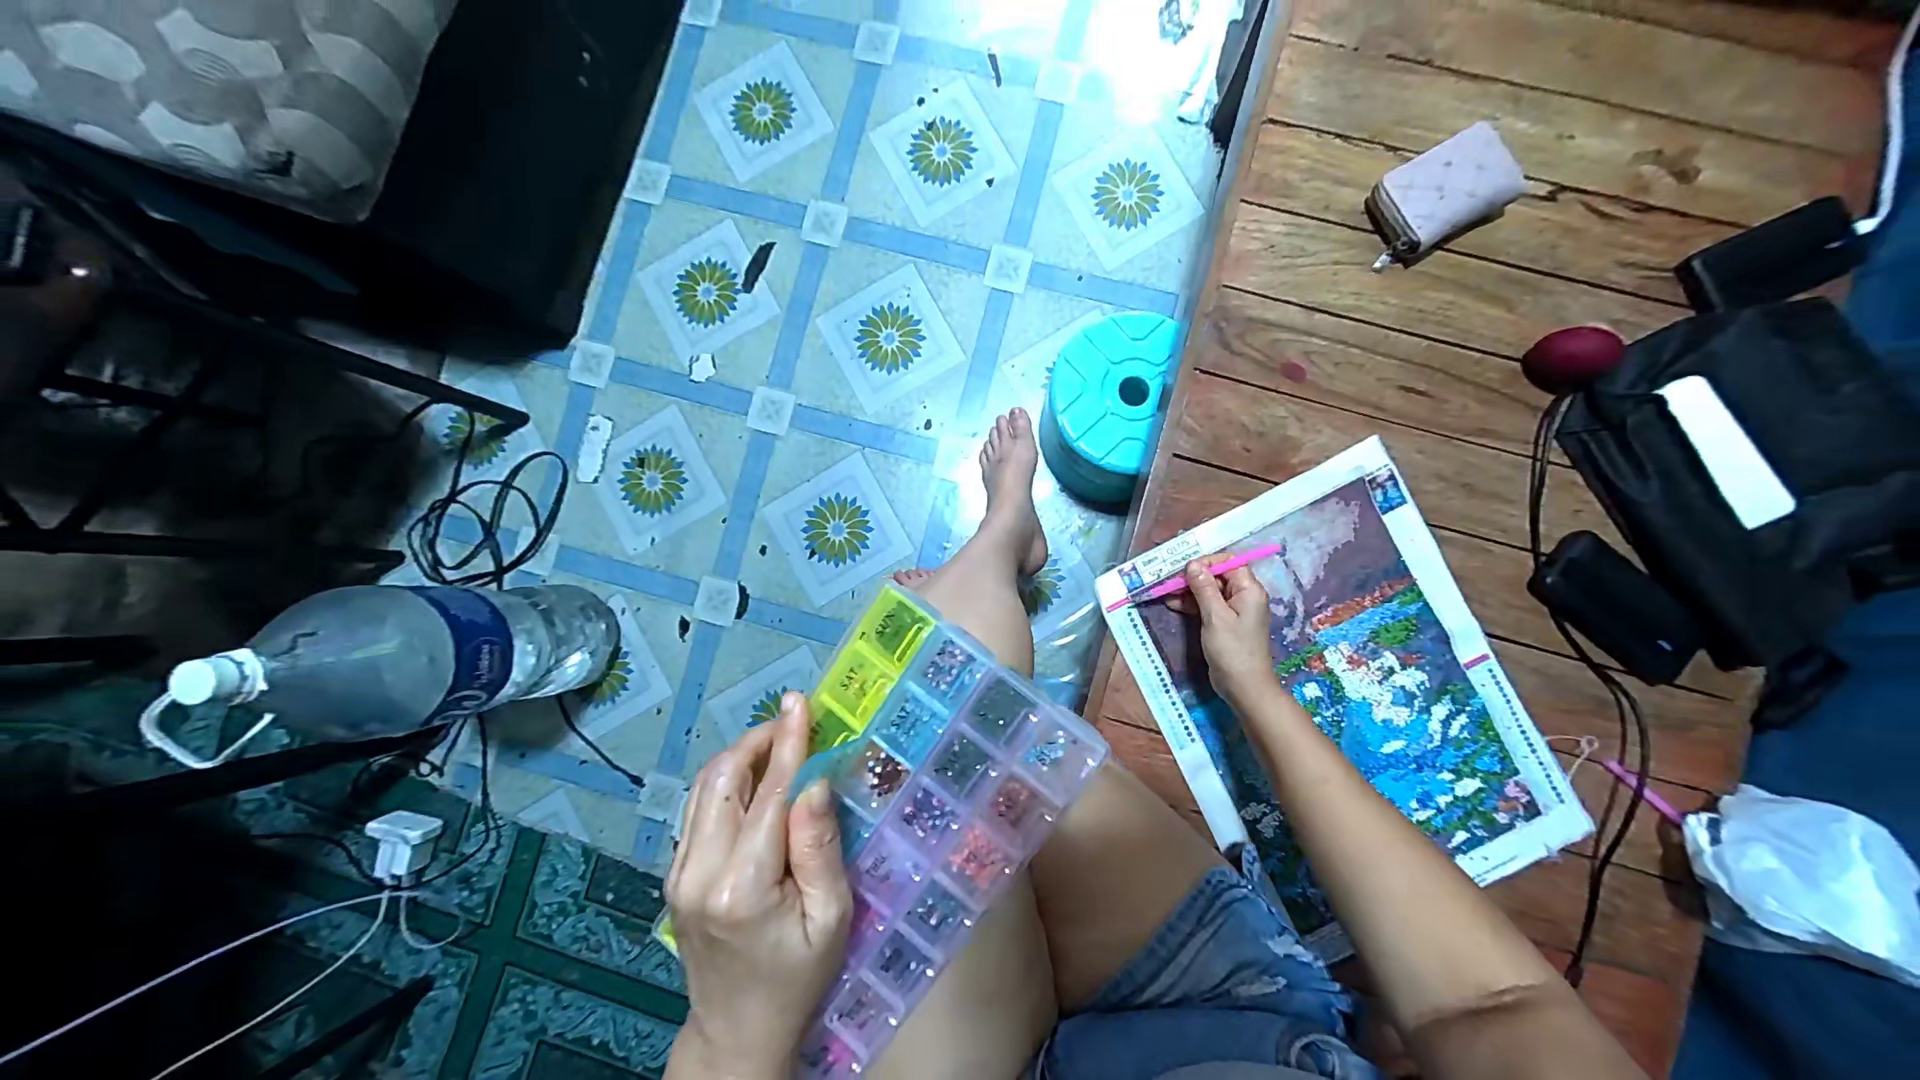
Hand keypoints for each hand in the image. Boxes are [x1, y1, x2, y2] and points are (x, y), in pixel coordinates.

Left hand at [665, 692, 851, 1079]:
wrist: (738, 1027)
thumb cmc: (798, 974)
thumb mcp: (830, 917)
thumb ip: (820, 847)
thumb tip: (815, 781)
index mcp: (742, 887)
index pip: (768, 795)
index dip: (787, 743)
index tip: (800, 703)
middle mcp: (699, 871)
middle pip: (722, 779)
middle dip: (758, 740)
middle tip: (795, 722)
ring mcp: (679, 872)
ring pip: (704, 787)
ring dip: (742, 755)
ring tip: (780, 742)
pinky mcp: (675, 873)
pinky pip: (699, 807)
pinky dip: (728, 780)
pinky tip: (756, 778)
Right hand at [1167, 556, 1279, 708]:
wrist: (1243, 686)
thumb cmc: (1232, 650)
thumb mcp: (1215, 616)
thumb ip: (1204, 588)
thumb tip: (1192, 564)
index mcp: (1249, 590)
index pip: (1228, 563)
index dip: (1206, 562)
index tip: (1184, 569)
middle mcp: (1244, 596)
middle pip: (1217, 576)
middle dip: (1193, 576)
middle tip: (1169, 581)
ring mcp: (1234, 610)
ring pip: (1210, 590)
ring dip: (1189, 590)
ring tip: (1166, 592)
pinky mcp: (1225, 622)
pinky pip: (1207, 605)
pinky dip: (1192, 603)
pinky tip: (1173, 604)